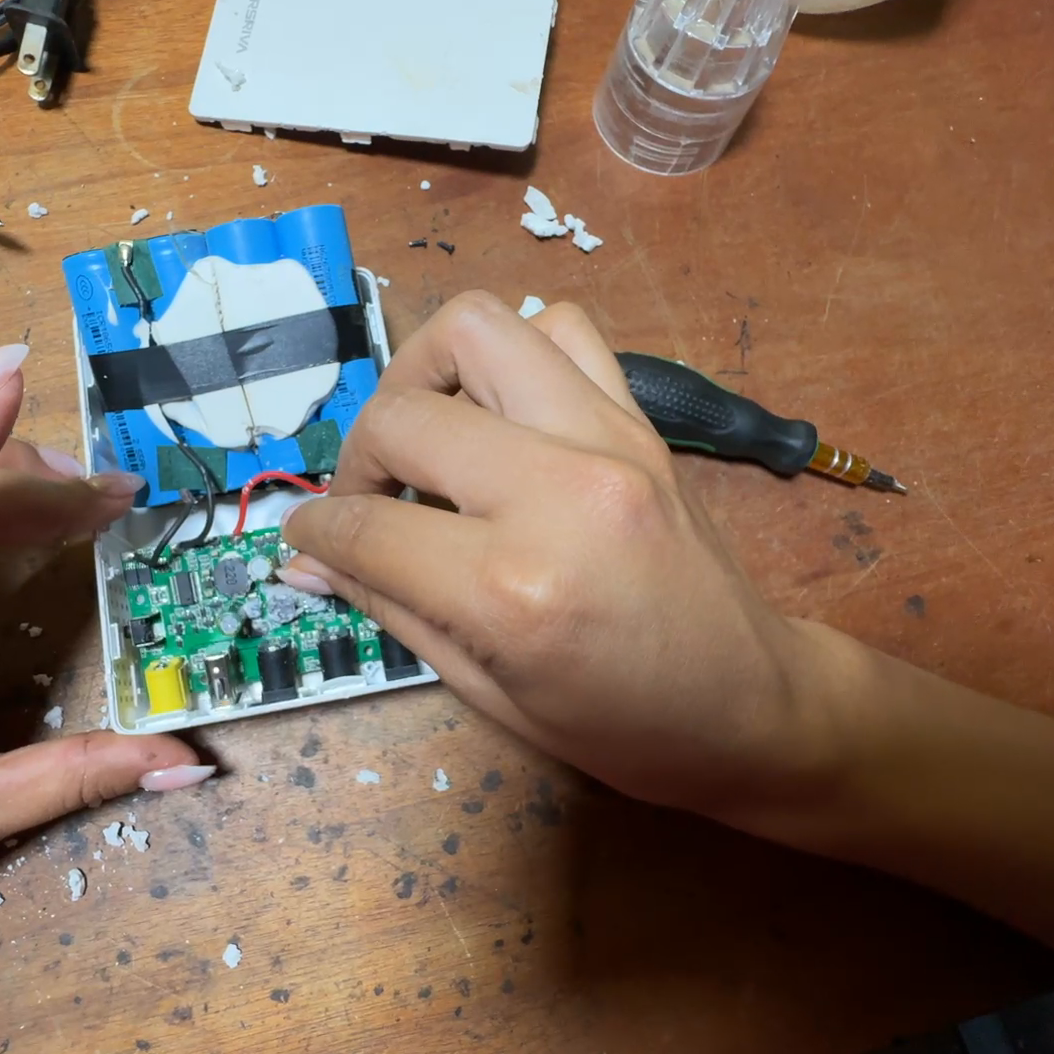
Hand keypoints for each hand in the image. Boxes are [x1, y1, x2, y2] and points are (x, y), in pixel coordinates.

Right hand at [282, 293, 840, 814]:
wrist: (749, 705)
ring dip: (422, 373)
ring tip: (424, 434)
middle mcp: (557, 491)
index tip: (303, 536)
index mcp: (511, 588)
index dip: (315, 531)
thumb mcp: (483, 689)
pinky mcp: (639, 419)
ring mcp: (608, 438)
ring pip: (478, 326)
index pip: (368, 529)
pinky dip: (511, 355)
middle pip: (404, 416)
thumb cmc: (616, 727)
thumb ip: (386, 607)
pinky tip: (501, 416)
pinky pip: (562, 329)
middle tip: (368, 502)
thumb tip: (304, 559)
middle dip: (356, 459)